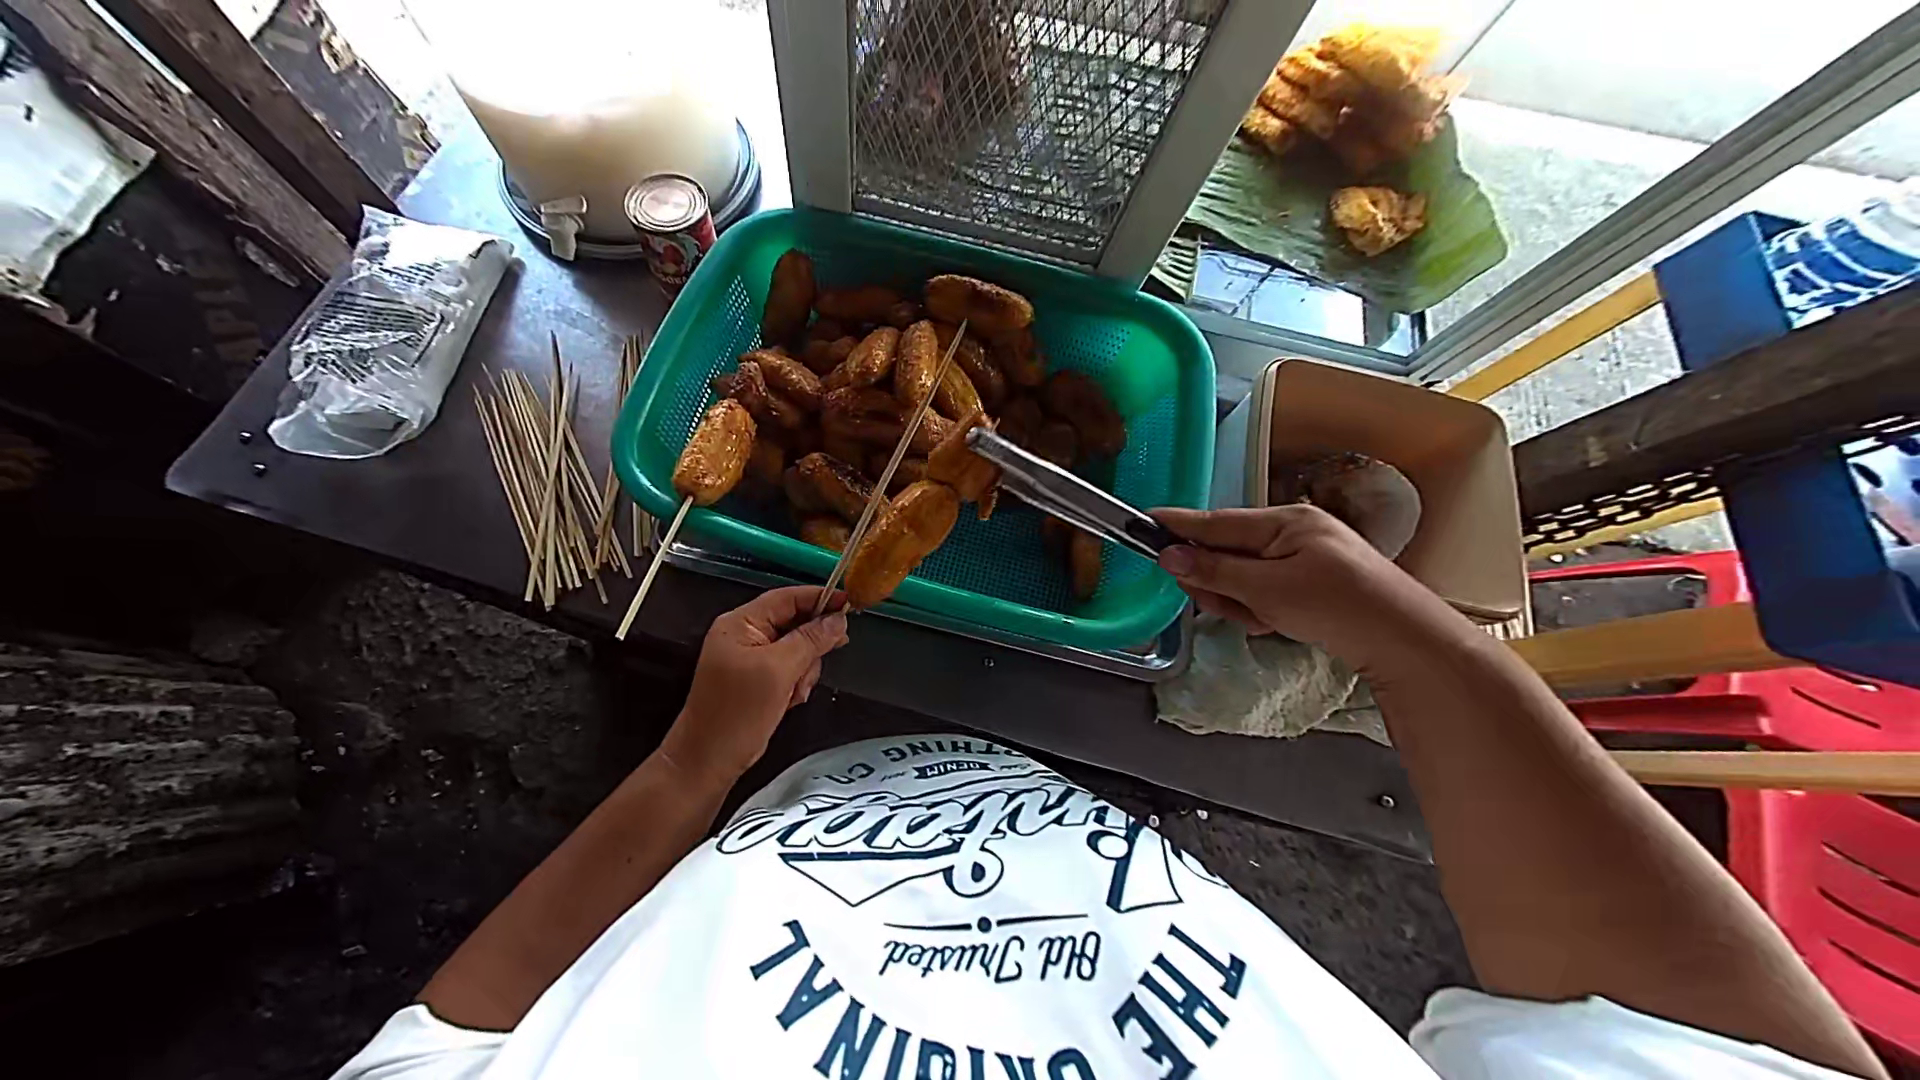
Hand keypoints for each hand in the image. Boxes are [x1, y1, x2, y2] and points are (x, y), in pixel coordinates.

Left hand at [661, 586, 849, 783]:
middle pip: (796, 623)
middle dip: (811, 646)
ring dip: (804, 670)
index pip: (788, 597)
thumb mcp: (779, 671)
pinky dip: (797, 683)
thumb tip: (839, 619)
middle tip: (817, 663)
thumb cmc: (736, 714)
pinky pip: (792, 669)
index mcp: (741, 623)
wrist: (708, 761)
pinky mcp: (759, 679)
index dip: (820, 598)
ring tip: (794, 692)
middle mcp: (745, 635)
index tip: (850, 603)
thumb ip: (811, 640)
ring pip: (799, 648)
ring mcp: (752, 658)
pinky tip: (789, 700)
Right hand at [1151, 504, 1474, 675]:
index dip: (1179, 524)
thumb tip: (1169, 554)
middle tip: (1226, 606)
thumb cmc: (1339, 608)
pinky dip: (1261, 608)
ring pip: (1241, 575)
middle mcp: (1291, 532)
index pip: (1216, 522)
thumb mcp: (1267, 590)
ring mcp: (1302, 557)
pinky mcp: (1309, 582)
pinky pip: (1263, 589)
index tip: (1145, 520)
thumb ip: (1214, 570)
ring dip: (1241, 601)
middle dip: (1219, 582)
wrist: (1407, 645)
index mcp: (1284, 521)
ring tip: (1265, 619)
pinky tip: (1279, 623)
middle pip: (1226, 552)